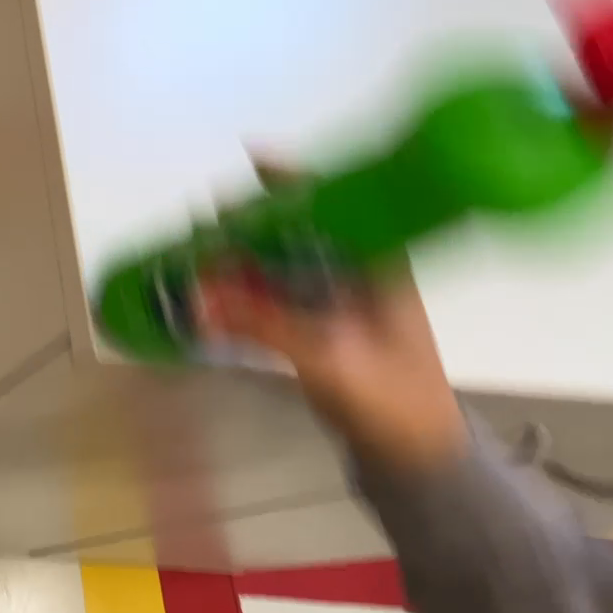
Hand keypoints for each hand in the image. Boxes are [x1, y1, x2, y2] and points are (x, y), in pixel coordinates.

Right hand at [199, 161, 468, 474]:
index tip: (251, 158)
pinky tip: (209, 292)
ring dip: (236, 254)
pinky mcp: (318, 322)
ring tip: (194, 251)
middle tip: (205, 219)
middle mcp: (357, 271)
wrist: (417, 455)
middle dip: (249, 218)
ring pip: (279, 258)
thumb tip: (196, 302)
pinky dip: (238, 288)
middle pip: (298, 226)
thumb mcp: (330, 359)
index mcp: (381, 265)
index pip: (341, 200)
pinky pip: (270, 291)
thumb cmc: (392, 400)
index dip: (296, 177)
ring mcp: (337, 297)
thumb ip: (262, 326)